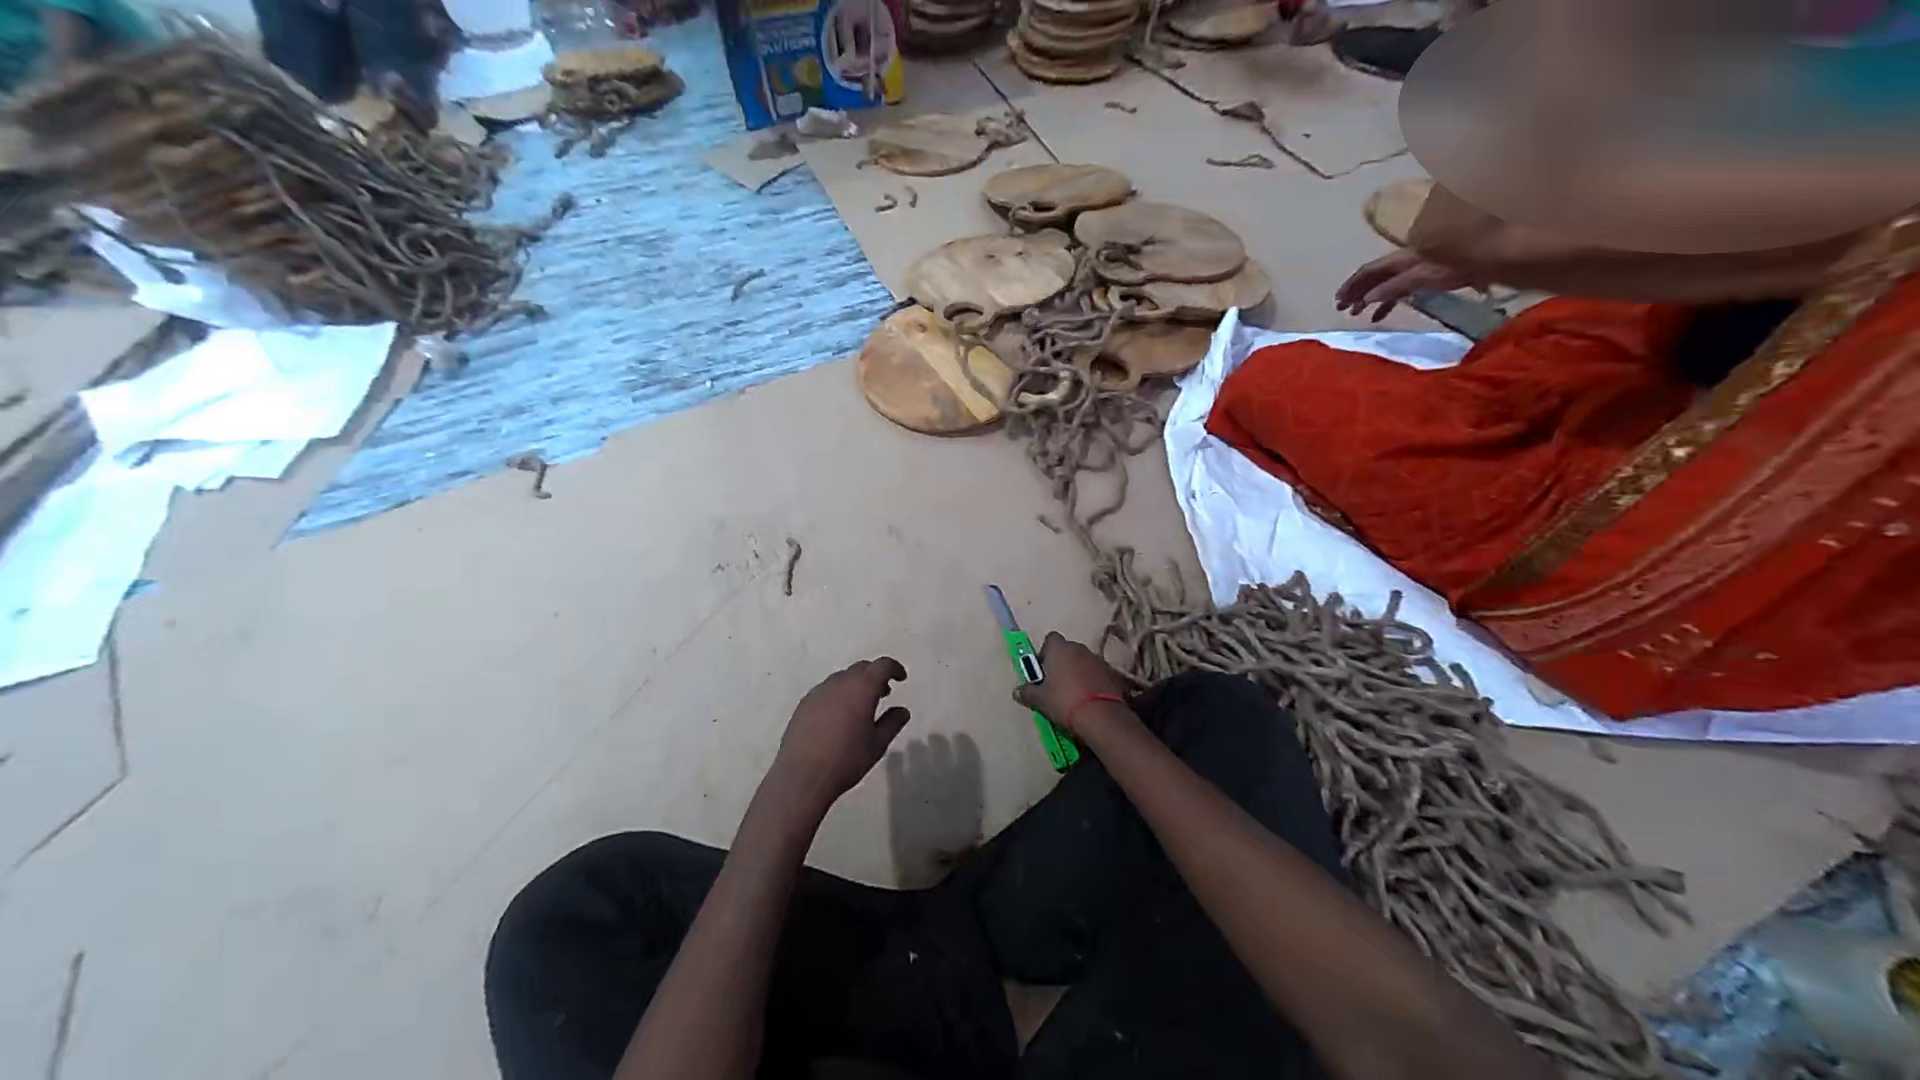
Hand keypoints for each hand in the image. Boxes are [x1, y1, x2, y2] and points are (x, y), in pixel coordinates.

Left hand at [770, 658, 910, 808]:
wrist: (802, 775)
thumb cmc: (847, 758)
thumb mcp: (878, 744)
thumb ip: (892, 723)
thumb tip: (902, 711)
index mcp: (862, 687)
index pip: (882, 665)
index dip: (894, 668)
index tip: (901, 678)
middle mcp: (839, 683)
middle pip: (861, 668)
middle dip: (875, 676)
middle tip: (883, 693)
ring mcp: (818, 692)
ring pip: (842, 678)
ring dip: (855, 685)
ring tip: (861, 707)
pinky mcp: (803, 705)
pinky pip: (826, 691)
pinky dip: (838, 695)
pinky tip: (838, 718)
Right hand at [1012, 632, 1128, 736]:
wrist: (1101, 716)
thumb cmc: (1064, 701)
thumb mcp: (1039, 700)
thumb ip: (1027, 692)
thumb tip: (1017, 691)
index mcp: (1060, 649)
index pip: (1050, 639)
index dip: (1044, 653)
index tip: (1042, 670)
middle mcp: (1079, 648)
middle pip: (1067, 650)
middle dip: (1061, 663)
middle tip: (1054, 684)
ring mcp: (1098, 659)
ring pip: (1082, 661)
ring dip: (1077, 672)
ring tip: (1072, 693)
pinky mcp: (1111, 673)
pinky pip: (1096, 673)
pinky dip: (1091, 681)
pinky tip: (1088, 698)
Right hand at [1335, 250, 1476, 321]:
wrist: (1492, 258)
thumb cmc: (1456, 267)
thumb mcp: (1421, 278)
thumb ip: (1393, 288)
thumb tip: (1366, 299)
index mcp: (1400, 259)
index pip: (1368, 271)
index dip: (1351, 285)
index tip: (1337, 301)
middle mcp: (1404, 261)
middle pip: (1373, 276)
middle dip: (1356, 292)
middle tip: (1342, 309)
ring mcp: (1415, 268)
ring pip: (1384, 283)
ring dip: (1368, 298)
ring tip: (1357, 314)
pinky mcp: (1426, 276)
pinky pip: (1398, 289)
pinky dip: (1386, 302)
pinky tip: (1380, 315)